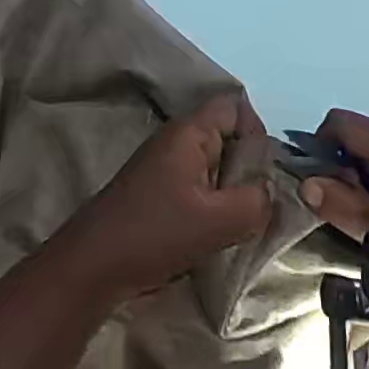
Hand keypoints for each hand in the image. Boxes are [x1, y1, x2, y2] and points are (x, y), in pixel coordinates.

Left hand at [47, 92, 273, 300]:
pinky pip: (201, 185)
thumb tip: (271, 191)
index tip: (268, 173)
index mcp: (189, 131)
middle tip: (261, 204)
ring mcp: (168, 164)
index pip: (234, 107)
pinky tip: (221, 233)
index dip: (257, 132)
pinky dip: (216, 204)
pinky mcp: (162, 189)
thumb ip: (255, 202)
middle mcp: (178, 139)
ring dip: (233, 191)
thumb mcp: (216, 220)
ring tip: (244, 223)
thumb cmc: (156, 231)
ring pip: (216, 165)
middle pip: (228, 136)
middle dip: (249, 168)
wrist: (97, 261)